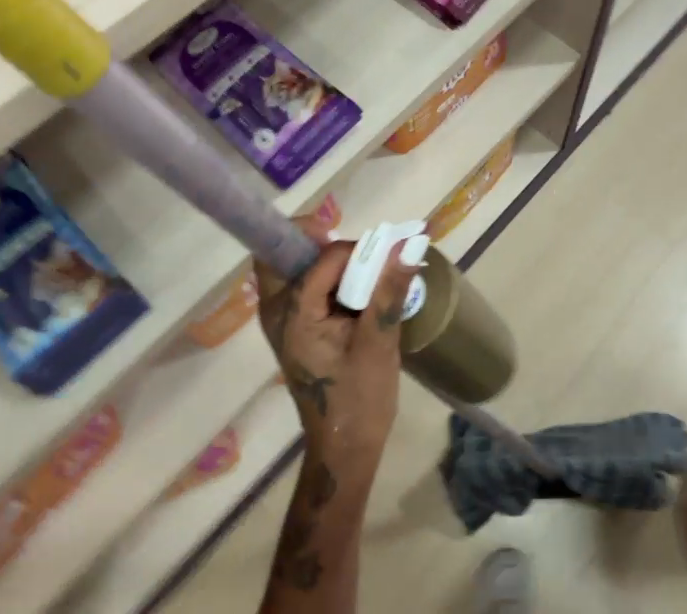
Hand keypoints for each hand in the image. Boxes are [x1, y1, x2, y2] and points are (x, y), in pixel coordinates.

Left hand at [255, 240, 419, 467]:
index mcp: (293, 315)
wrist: (344, 446)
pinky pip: (299, 283)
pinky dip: (325, 275)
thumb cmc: (360, 399)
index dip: (353, 250)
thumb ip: (390, 290)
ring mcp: (280, 318)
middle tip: (360, 251)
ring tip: (364, 271)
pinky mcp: (292, 325)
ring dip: (323, 258)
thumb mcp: (379, 342)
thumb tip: (410, 243)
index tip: (384, 254)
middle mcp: (276, 310)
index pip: (319, 259)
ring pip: (290, 265)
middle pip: (282, 252)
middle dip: (318, 240)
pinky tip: (357, 291)